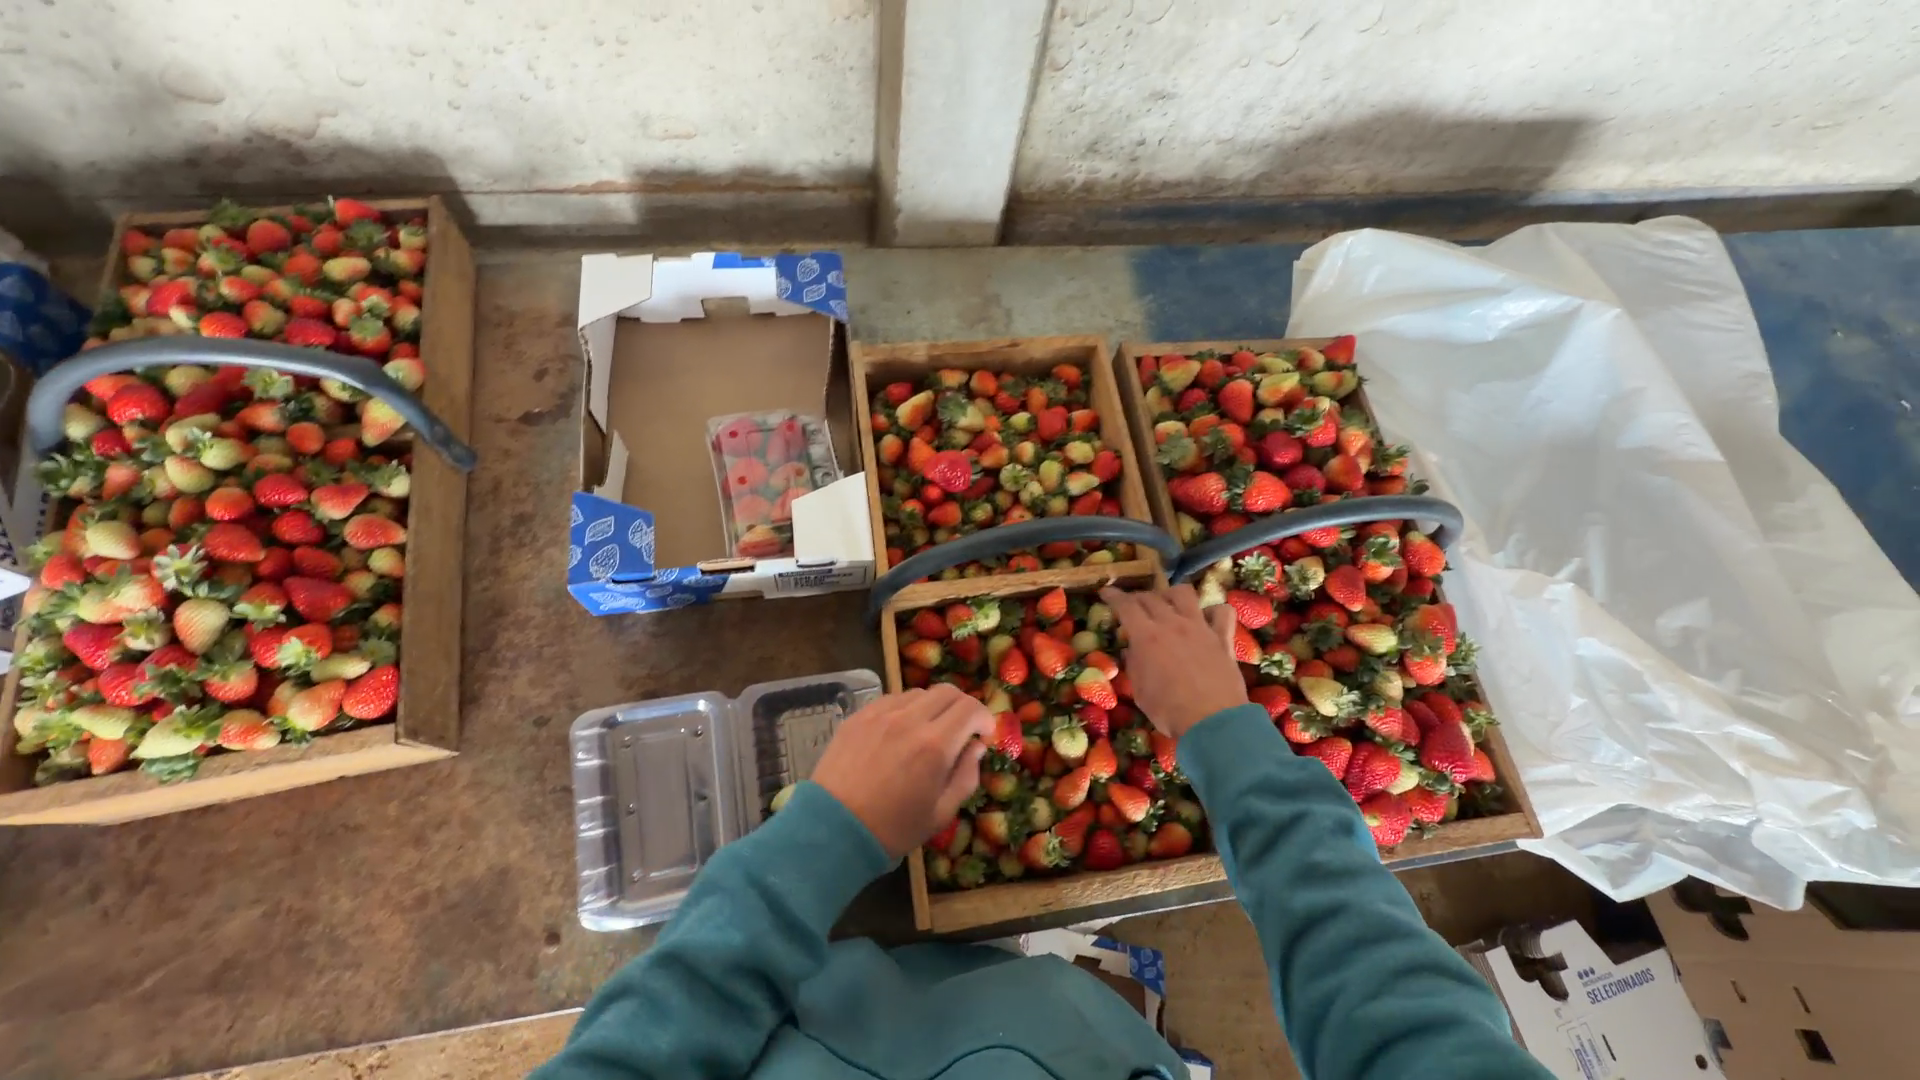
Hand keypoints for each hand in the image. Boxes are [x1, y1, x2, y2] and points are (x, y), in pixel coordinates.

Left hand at [811, 684, 994, 858]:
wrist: (833, 830)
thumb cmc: (893, 829)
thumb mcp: (941, 813)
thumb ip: (966, 776)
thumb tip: (975, 748)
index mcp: (934, 745)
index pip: (971, 708)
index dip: (985, 718)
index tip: (984, 736)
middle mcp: (909, 720)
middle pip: (948, 691)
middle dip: (963, 707)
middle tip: (962, 730)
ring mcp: (880, 714)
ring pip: (918, 693)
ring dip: (933, 707)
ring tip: (928, 732)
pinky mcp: (858, 716)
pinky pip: (891, 700)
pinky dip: (905, 709)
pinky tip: (900, 732)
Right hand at [1099, 584, 1248, 738]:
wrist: (1212, 722)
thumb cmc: (1169, 711)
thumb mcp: (1140, 692)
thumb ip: (1134, 666)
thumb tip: (1131, 651)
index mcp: (1147, 637)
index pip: (1126, 606)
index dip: (1114, 596)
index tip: (1106, 591)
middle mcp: (1172, 624)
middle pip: (1151, 597)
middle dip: (1137, 597)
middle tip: (1132, 605)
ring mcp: (1200, 628)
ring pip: (1184, 594)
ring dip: (1171, 594)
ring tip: (1167, 604)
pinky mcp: (1223, 638)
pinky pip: (1222, 612)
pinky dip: (1213, 611)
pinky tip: (1206, 619)